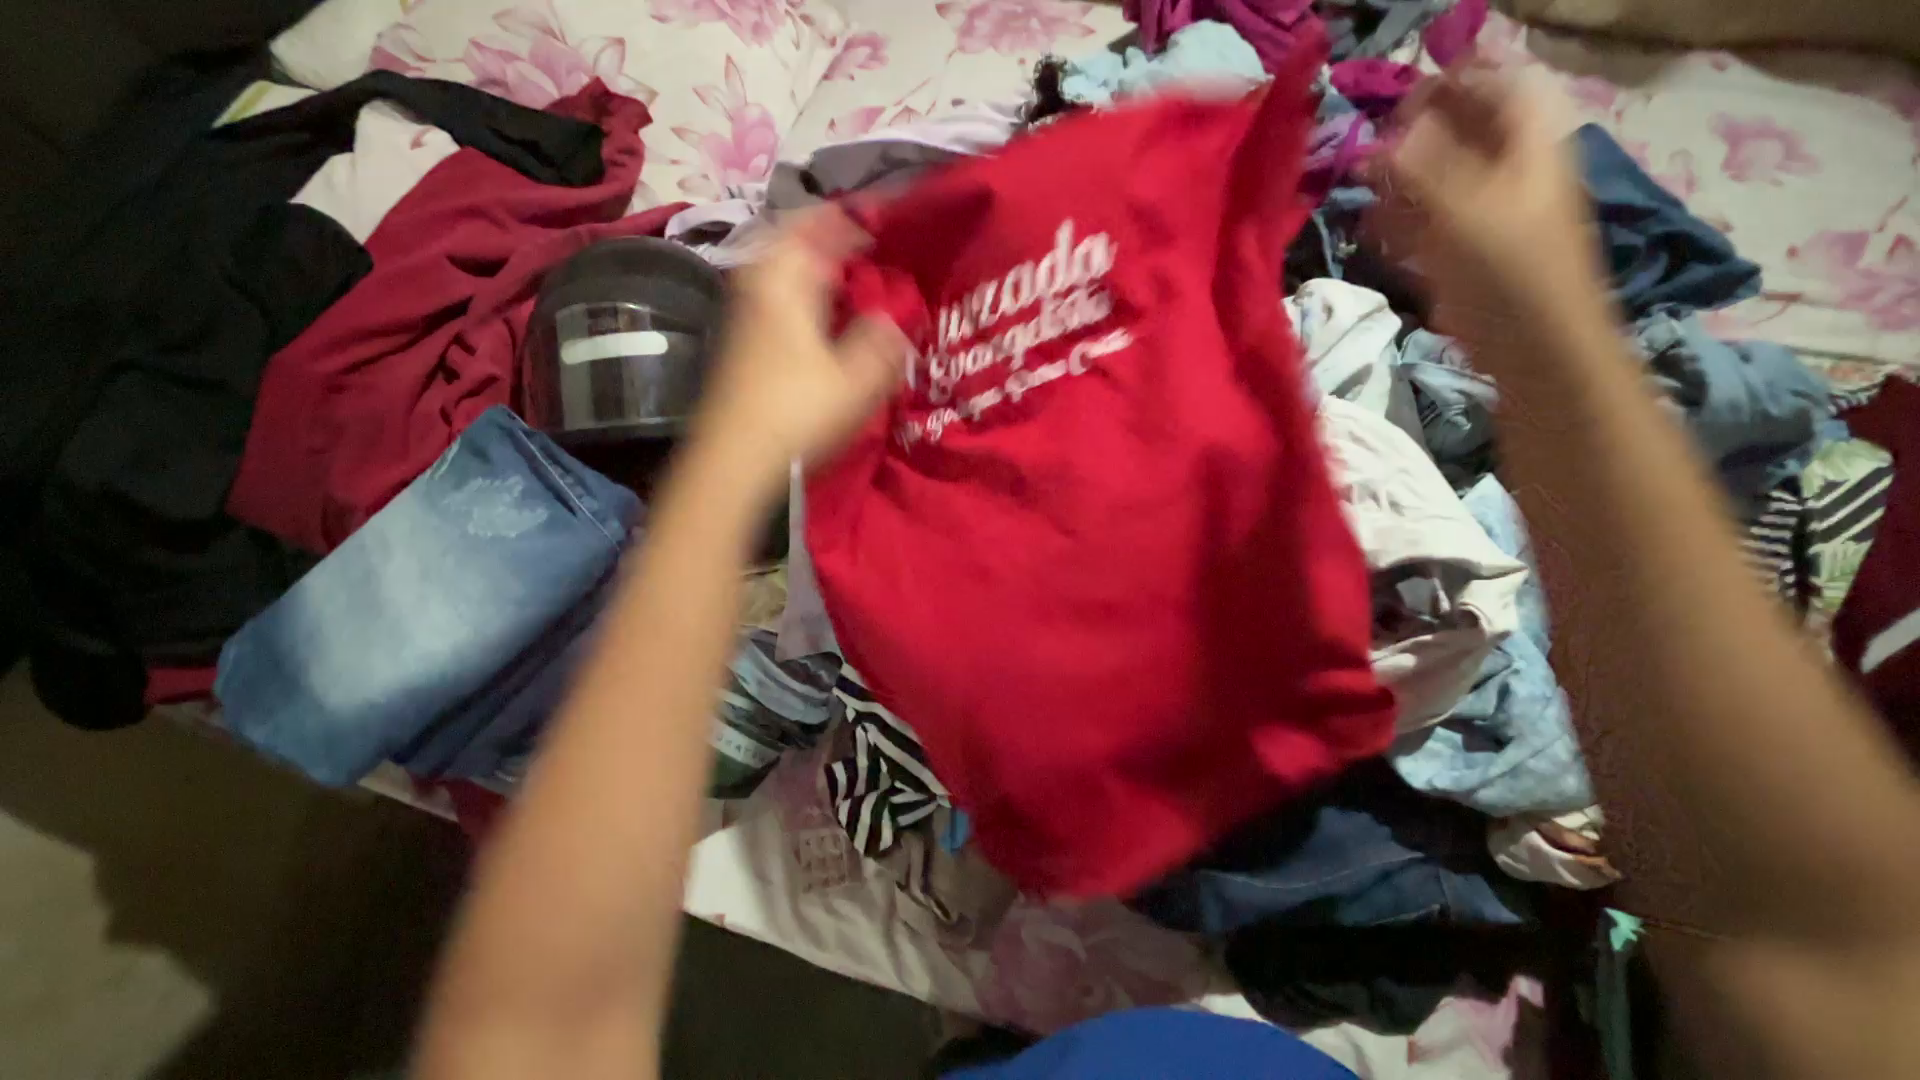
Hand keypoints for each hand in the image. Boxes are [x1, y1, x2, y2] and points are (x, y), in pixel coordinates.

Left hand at [687, 208, 905, 492]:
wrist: (733, 457)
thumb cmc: (798, 411)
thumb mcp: (857, 379)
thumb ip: (882, 342)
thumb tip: (894, 321)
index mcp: (786, 279)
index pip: (819, 222)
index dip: (853, 216)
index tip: (885, 217)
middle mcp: (759, 284)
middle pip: (794, 240)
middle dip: (830, 237)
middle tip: (867, 242)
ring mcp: (745, 311)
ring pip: (783, 269)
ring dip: (816, 265)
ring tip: (852, 274)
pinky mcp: (743, 339)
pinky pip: (778, 295)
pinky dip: (804, 292)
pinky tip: (826, 315)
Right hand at [1365, 64, 1617, 357]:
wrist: (1537, 350)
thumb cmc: (1508, 273)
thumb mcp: (1461, 209)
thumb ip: (1420, 166)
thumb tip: (1387, 139)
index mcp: (1526, 148)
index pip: (1496, 87)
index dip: (1449, 88)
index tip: (1396, 110)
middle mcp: (1510, 173)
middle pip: (1461, 137)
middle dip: (1412, 144)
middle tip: (1369, 161)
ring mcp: (1491, 216)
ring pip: (1440, 184)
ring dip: (1399, 188)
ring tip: (1364, 200)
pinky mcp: (1472, 257)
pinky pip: (1432, 227)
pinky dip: (1402, 226)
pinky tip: (1375, 237)